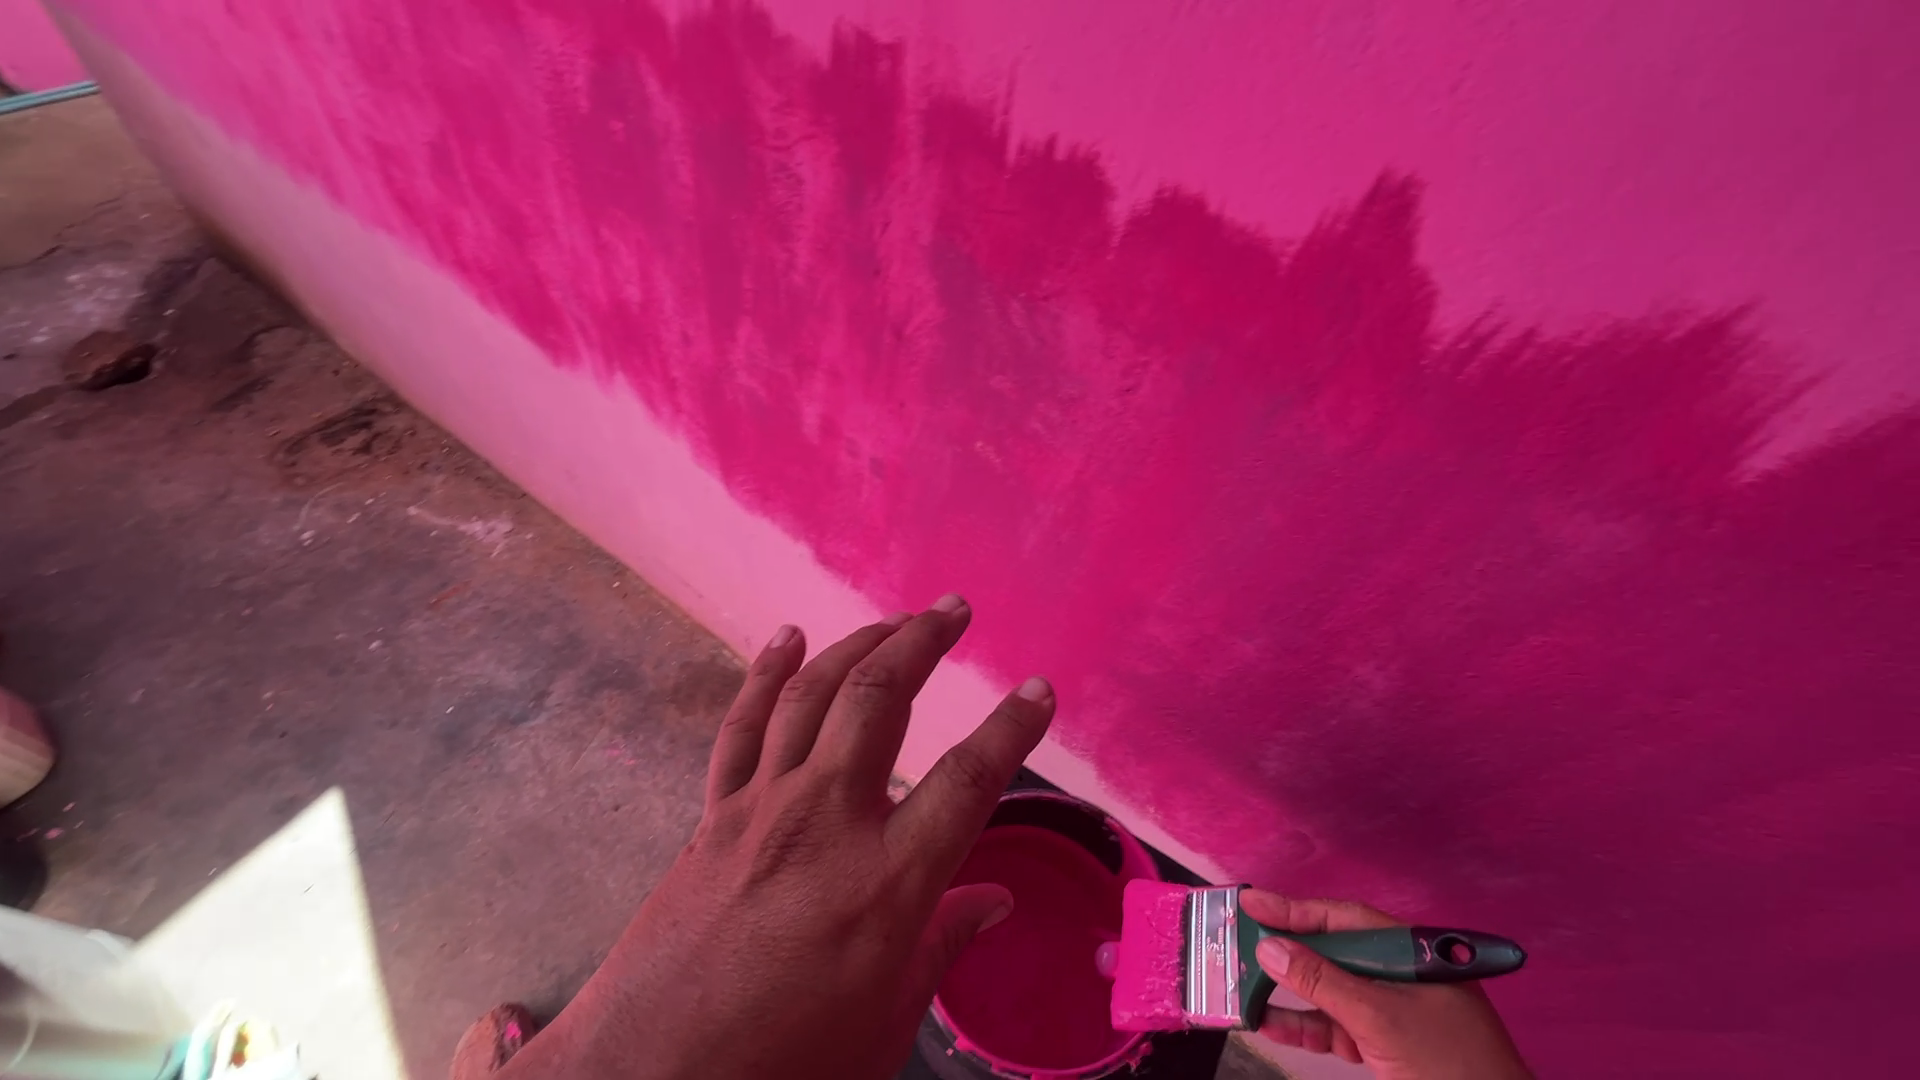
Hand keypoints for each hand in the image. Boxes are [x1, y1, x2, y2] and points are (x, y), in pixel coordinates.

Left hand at [498, 595, 1054, 1079]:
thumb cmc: (783, 1063)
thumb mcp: (884, 1024)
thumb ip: (941, 946)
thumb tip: (995, 900)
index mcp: (884, 882)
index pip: (967, 781)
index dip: (1011, 729)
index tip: (1038, 690)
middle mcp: (825, 820)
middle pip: (880, 700)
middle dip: (921, 642)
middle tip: (953, 608)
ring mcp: (763, 807)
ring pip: (814, 695)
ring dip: (858, 644)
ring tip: (895, 619)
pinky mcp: (716, 813)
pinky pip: (743, 725)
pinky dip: (765, 673)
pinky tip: (786, 637)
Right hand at [1241, 891, 1531, 1079]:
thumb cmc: (1449, 1067)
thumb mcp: (1382, 1019)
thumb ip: (1322, 981)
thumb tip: (1268, 948)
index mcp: (1411, 953)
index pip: (1344, 919)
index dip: (1295, 909)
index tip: (1250, 902)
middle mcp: (1399, 975)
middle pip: (1332, 951)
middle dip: (1286, 948)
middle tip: (1237, 936)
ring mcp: (1391, 1012)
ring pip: (1328, 990)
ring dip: (1287, 990)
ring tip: (1240, 980)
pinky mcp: (1382, 1046)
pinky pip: (1334, 1026)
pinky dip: (1302, 1025)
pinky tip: (1268, 1022)